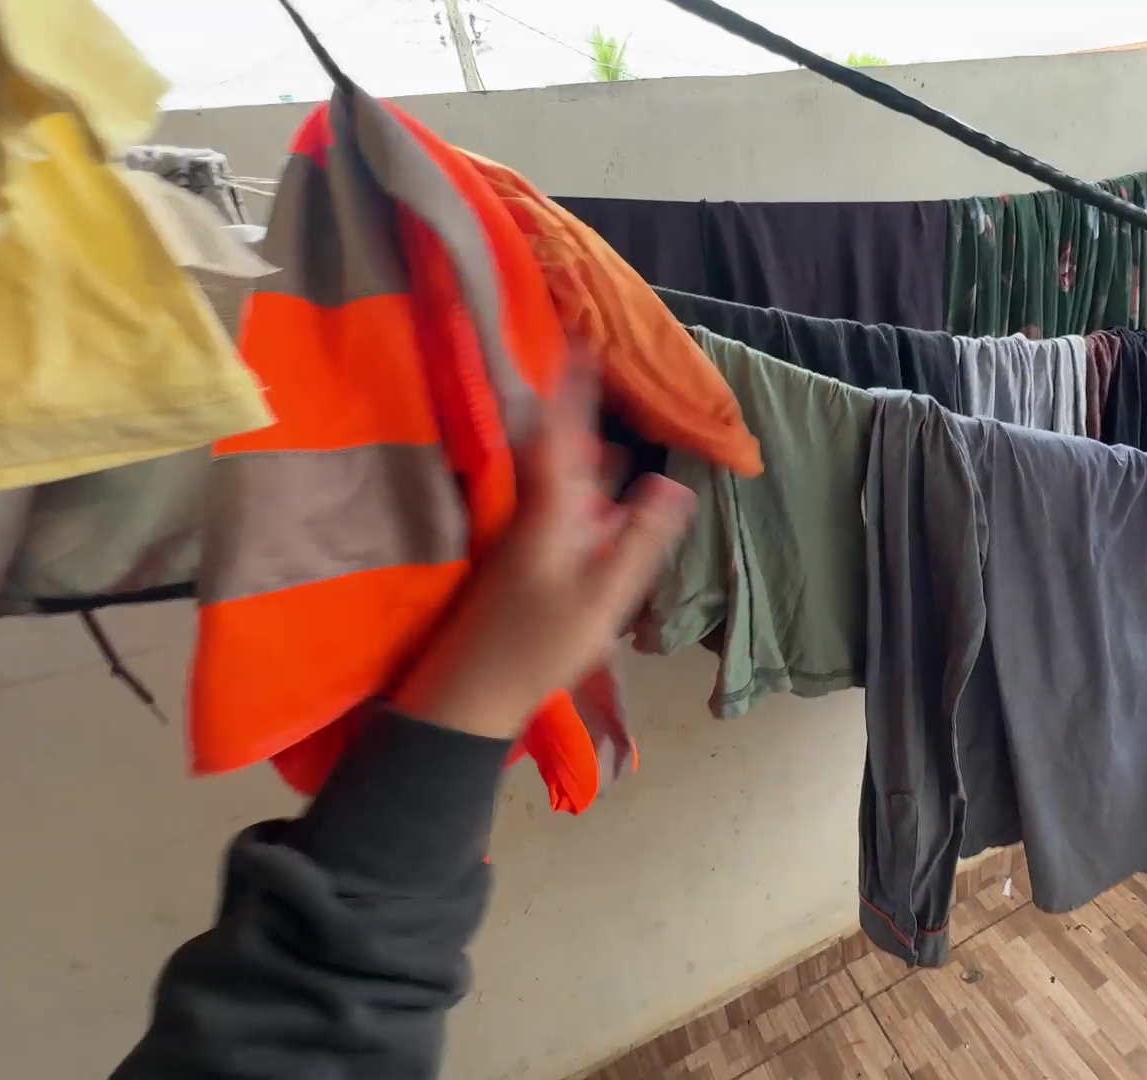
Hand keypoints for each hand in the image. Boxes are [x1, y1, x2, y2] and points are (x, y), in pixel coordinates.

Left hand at [392, 371, 696, 738]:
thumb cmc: (540, 644)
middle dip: (575, 411)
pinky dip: (580, 487)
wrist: (473, 692)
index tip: (581, 344)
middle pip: (555, 449)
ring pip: (556, 477)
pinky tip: (601, 499)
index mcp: (551, 512)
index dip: (571, 389)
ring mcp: (523, 535)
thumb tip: (673, 487)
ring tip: (611, 436)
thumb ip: (639, 541)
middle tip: (598, 380)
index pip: (561, 434)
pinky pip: (556, 503)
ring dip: (581, 450)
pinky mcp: (522, 557)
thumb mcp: (604, 595)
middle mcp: (532, 512)